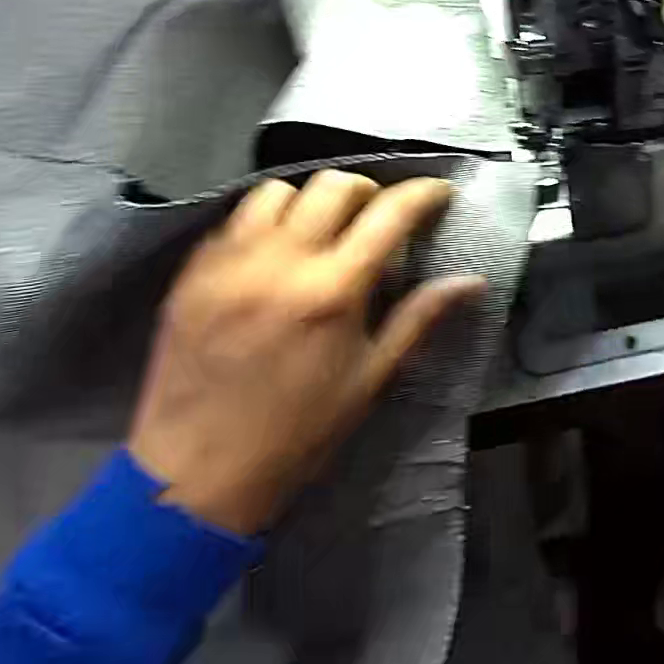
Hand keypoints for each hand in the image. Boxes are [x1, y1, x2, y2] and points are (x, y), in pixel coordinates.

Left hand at [128, 171, 483, 533]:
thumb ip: (422, 315)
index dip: (423, 193)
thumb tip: (474, 280)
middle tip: (381, 217)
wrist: (192, 477)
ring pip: (276, 192)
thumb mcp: (376, 374)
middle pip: (332, 186)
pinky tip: (279, 254)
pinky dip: (266, 222)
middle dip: (369, 190)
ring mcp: (226, 268)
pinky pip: (233, 222)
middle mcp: (278, 265)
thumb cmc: (301, 428)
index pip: (389, 213)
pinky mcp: (189, 280)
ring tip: (325, 230)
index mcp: (332, 290)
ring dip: (312, 201)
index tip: (440, 192)